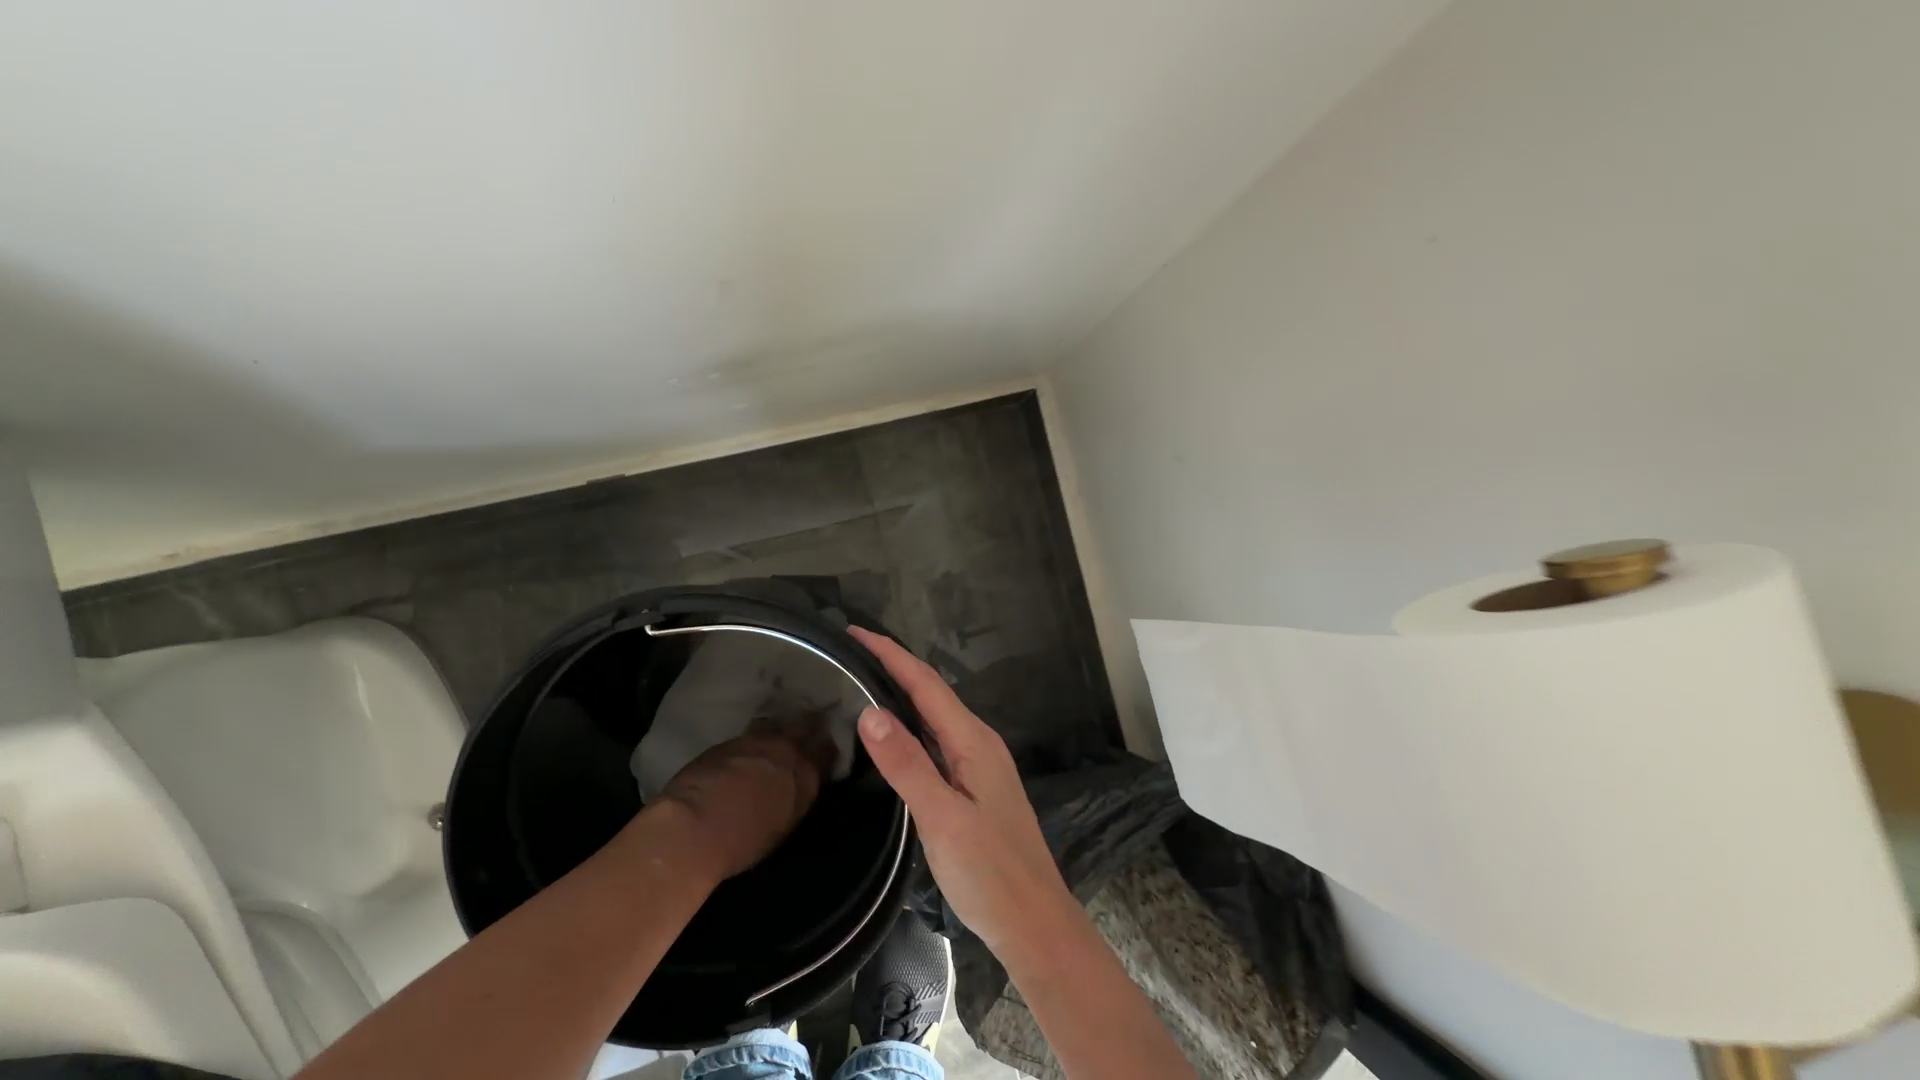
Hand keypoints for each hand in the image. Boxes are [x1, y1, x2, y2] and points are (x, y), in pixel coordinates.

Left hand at [654, 718, 834, 881]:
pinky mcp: (725, 741)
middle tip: (808, 728)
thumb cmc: (744, 842)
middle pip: (806, 724)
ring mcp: (754, 741)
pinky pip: (745, 735)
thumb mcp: (783, 825)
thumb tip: (790, 791)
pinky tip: (741, 754)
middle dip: (809, 725)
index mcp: (806, 776)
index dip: (827, 749)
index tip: (824, 752)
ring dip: (775, 730)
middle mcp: (786, 750)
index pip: (828, 750)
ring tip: (771, 739)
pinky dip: (748, 742)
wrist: (695, 827)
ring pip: (774, 723)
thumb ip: (793, 800)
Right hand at [848, 626, 1074, 951]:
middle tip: (849, 652)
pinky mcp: (974, 789)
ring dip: (902, 695)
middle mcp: (979, 745)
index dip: (890, 654)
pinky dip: (910, 728)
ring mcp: (979, 767)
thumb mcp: (942, 818)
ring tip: (862, 681)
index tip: (853, 631)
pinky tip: (892, 738)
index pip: (926, 684)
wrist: (1033, 921)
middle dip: (893, 667)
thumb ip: (907, 764)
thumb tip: (870, 710)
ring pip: (935, 718)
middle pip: (932, 694)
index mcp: (974, 742)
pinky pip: (937, 743)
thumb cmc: (990, 871)